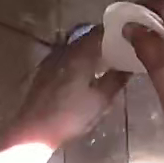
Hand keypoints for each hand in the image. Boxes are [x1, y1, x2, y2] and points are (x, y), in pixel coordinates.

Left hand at [4, 26, 128, 147]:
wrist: (33, 131)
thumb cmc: (70, 116)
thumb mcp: (100, 101)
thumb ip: (116, 80)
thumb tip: (128, 67)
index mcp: (80, 54)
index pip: (100, 31)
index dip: (116, 31)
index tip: (129, 37)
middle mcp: (64, 50)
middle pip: (86, 37)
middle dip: (104, 41)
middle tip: (121, 50)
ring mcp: (51, 59)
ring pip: (75, 46)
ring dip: (90, 50)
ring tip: (106, 61)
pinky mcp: (44, 70)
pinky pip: (66, 56)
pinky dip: (78, 59)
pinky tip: (85, 73)